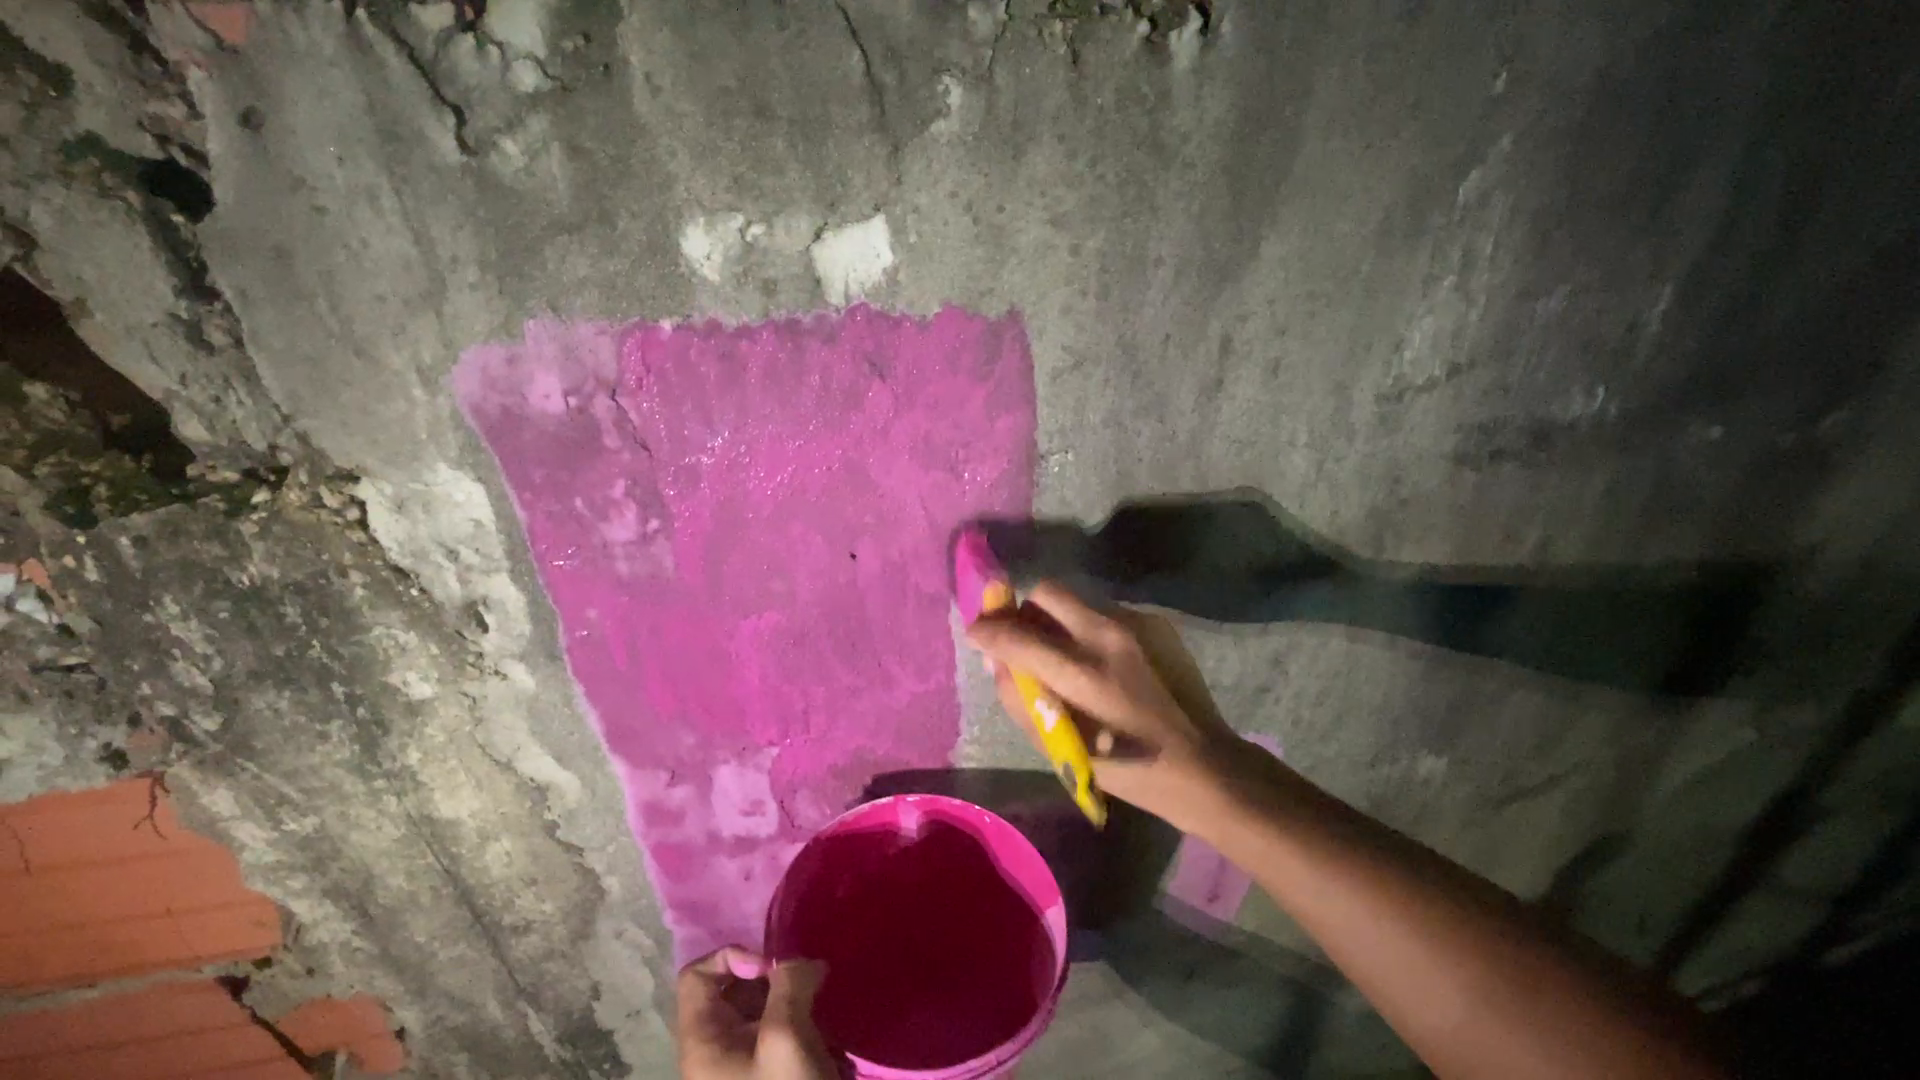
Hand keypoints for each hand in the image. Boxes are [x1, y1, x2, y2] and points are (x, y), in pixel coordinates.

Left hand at [677, 947, 837, 1079]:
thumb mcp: (786, 1038)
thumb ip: (790, 984)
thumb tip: (802, 962)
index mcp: (701, 1040)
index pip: (698, 974)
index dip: (734, 959)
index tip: (774, 972)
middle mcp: (713, 1051)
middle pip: (734, 991)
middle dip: (775, 984)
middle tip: (809, 992)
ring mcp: (739, 1068)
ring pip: (761, 1013)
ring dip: (795, 1008)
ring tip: (823, 1022)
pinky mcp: (766, 1078)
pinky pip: (779, 1039)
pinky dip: (803, 1032)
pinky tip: (828, 1048)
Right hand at [965, 582, 1248, 835]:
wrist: (1204, 763)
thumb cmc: (1127, 768)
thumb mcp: (1061, 747)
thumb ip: (1020, 699)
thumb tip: (997, 661)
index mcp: (1082, 673)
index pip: (1015, 634)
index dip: (986, 630)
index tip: (977, 634)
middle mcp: (1108, 634)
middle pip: (1046, 592)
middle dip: (1026, 612)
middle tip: (1025, 640)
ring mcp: (1137, 623)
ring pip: (1078, 601)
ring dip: (1061, 622)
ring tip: (1070, 658)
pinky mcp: (1157, 622)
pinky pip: (1107, 614)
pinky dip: (1092, 631)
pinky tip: (1107, 665)